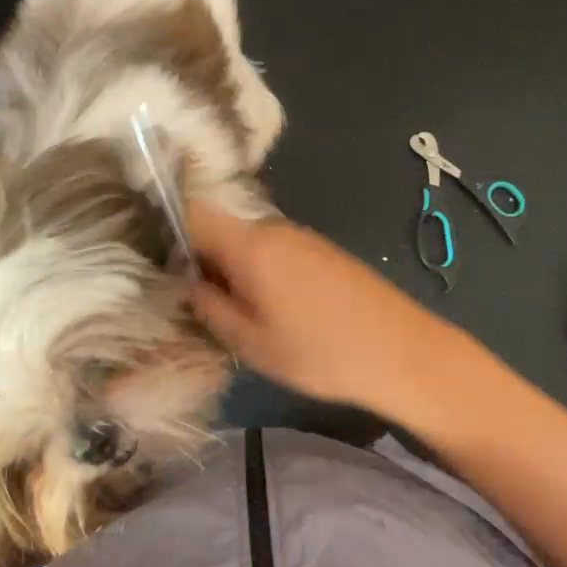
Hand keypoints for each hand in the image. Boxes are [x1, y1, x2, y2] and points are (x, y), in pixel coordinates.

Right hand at [185, 200, 465, 415]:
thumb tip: (183, 283)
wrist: (405, 353)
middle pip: (219, 229)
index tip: (161, 269)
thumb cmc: (320, 351)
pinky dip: (260, 273)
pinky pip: (273, 250)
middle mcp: (272, 228)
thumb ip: (208, 308)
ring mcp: (300, 236)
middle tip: (200, 306)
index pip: (191, 214)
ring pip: (246, 242)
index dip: (169, 234)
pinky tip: (275, 312)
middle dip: (202, 261)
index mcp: (249, 244)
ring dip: (233, 270)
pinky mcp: (321, 250)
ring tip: (239, 317)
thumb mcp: (251, 342)